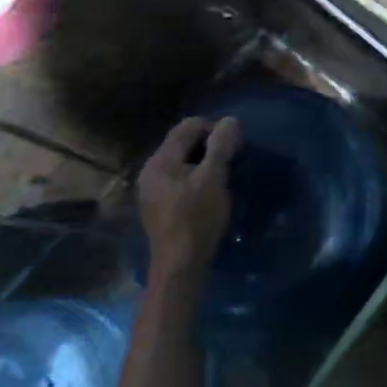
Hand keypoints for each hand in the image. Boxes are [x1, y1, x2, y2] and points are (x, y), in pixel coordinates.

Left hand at [137, 116, 242, 278]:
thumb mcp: (214, 179)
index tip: (235, 145)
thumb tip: (230, 120)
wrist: (180, 265)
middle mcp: (151, 170)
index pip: (188, 127)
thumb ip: (221, 146)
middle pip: (183, 143)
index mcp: (161, 160)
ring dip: (204, 162)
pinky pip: (178, 180)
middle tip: (233, 159)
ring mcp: (151, 190)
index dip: (214, 128)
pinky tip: (209, 193)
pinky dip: (196, 178)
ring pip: (181, 163)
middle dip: (210, 145)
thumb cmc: (197, 218)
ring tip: (225, 175)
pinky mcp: (157, 207)